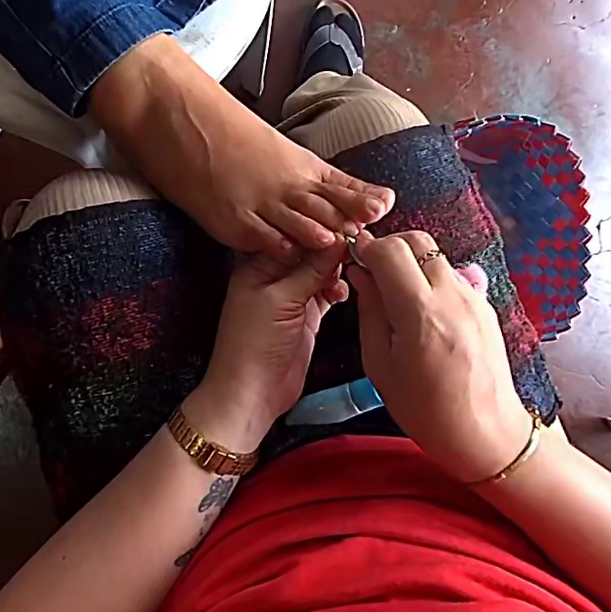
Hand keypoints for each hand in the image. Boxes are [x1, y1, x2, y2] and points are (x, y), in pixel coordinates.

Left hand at [195, 243, 350, 447]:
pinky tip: (343, 291)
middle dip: (331, 246)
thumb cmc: (253, 343)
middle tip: (358, 241)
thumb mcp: (281, 299)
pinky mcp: (305, 315)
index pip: (291, 234)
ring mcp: (290, 295)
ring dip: (336, 268)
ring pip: (320, 270)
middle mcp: (272, 275)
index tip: (346, 220)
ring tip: (353, 267)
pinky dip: (337, 289)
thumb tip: (338, 239)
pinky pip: (326, 292)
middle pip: (308, 250)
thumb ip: (311, 269)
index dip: (317, 227)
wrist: (252, 391)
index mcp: (256, 264)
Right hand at [347, 230, 533, 482]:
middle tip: (372, 269)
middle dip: (389, 247)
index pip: (390, 250)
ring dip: (410, 261)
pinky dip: (429, 277)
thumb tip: (361, 273)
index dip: (366, 248)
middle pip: (417, 241)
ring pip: (436, 255)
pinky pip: (452, 275)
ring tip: (393, 290)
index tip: (353, 260)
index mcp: (420, 312)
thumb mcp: (379, 362)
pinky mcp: (486, 306)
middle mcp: (451, 296)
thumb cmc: (424, 408)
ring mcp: (474, 299)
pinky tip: (419, 307)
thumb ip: (370, 309)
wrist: (487, 435)